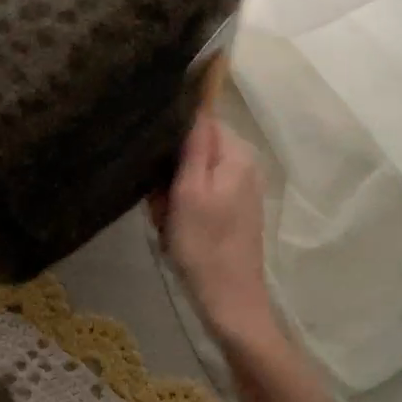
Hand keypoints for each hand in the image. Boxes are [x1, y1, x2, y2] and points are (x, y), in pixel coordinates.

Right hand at [150, 112, 274, 342]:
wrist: (229, 299)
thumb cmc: (204, 244)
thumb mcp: (189, 190)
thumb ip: (193, 145)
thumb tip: (195, 102)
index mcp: (236, 154)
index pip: (198, 121)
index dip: (172, 140)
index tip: (157, 164)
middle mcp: (244, 164)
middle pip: (194, 149)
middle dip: (170, 171)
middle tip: (159, 201)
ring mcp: (241, 189)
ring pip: (192, 174)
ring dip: (172, 194)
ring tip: (165, 220)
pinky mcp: (234, 211)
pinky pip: (200, 195)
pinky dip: (183, 209)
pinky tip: (175, 230)